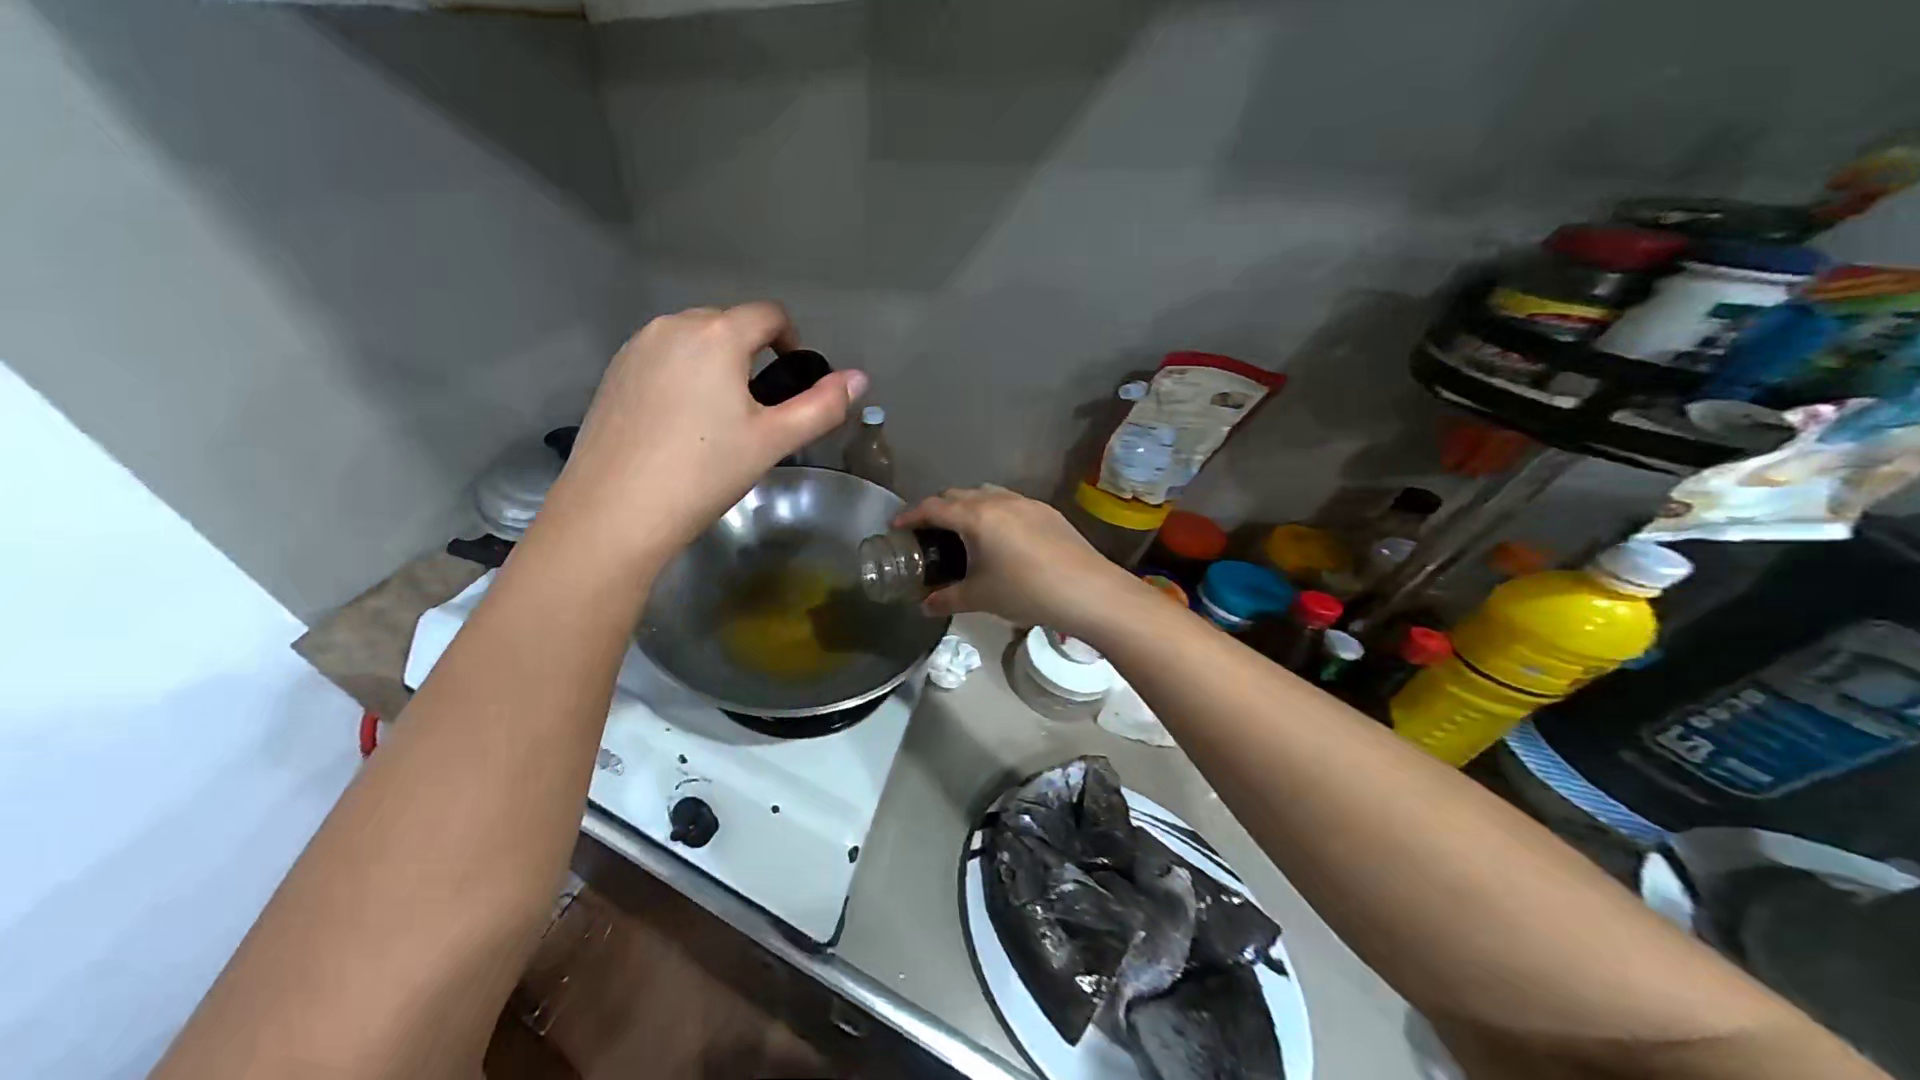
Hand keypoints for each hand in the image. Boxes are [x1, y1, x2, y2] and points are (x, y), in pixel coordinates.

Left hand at [539, 302, 866, 569]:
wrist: (616, 511)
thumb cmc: (705, 472)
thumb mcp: (774, 441)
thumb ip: (822, 406)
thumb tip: (859, 378)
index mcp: (717, 334)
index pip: (769, 314)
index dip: (791, 340)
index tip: (792, 381)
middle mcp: (672, 325)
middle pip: (728, 324)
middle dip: (751, 353)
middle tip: (758, 409)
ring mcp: (635, 347)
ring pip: (692, 340)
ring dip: (715, 363)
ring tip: (718, 419)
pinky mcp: (612, 372)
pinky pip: (662, 358)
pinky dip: (682, 376)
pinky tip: (679, 425)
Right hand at [894, 486, 1149, 639]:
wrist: (1089, 591)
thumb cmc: (1027, 592)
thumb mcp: (980, 597)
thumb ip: (947, 598)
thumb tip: (924, 606)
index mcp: (976, 516)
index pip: (933, 507)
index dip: (911, 515)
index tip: (897, 526)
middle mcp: (999, 500)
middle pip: (958, 495)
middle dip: (938, 509)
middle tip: (927, 532)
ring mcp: (1026, 503)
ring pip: (986, 494)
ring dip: (968, 507)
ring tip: (962, 532)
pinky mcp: (1047, 512)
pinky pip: (1010, 503)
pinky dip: (993, 512)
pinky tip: (1000, 537)